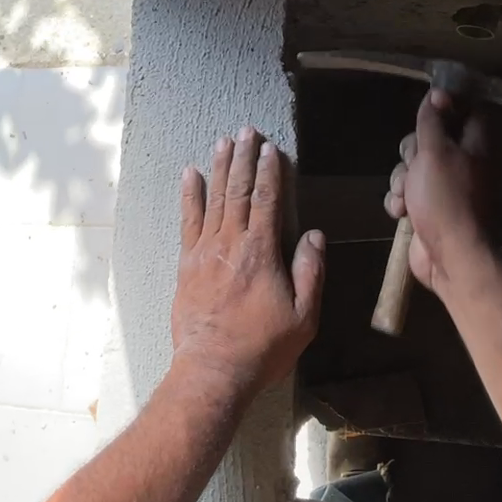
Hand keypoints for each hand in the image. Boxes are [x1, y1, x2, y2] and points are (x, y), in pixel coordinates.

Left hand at [172, 127, 324, 396]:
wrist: (212, 370)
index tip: (271, 148)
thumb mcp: (303, 317)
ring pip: (214, 198)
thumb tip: (314, 234)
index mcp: (261, 252)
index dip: (269, 171)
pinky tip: (190, 174)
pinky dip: (190, 195)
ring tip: (224, 141)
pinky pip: (188, 220)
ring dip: (220, 167)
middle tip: (247, 131)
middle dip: (244, 158)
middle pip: (238, 190)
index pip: (266, 200)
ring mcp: (205, 250)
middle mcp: (231, 242)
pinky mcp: (186, 262)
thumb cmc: (262, 346)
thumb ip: (310, 272)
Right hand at [385, 89, 492, 290]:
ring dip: (401, 179)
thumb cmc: (446, 197)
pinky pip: (406, 194)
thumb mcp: (435, 150)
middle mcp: (462, 164)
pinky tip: (401, 212)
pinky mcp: (428, 210)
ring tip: (405, 196)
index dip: (445, 105)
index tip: (426, 106)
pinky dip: (400, 201)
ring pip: (412, 167)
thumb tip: (437, 93)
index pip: (466, 112)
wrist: (450, 255)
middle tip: (414, 162)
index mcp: (473, 146)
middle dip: (411, 151)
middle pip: (429, 139)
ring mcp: (445, 189)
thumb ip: (432, 121)